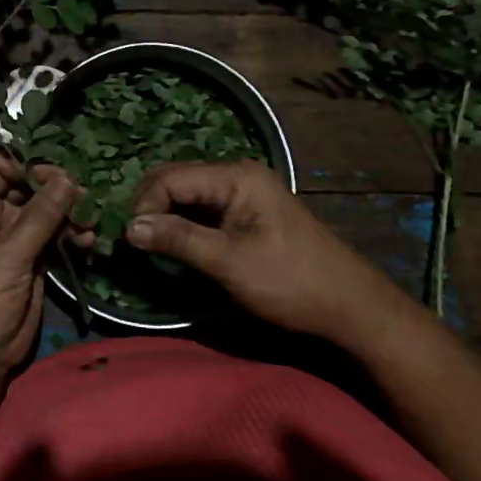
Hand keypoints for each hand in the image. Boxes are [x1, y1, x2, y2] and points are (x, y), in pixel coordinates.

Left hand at [0, 154, 78, 377]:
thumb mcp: (7, 256)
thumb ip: (39, 217)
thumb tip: (68, 179)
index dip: (26, 164)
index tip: (59, 170)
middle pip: (25, 186)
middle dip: (55, 187)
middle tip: (86, 192)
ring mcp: (13, 238)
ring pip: (44, 211)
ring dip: (69, 211)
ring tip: (92, 217)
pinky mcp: (33, 259)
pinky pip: (54, 235)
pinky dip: (72, 233)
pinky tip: (89, 238)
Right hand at [124, 161, 399, 341]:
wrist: (351, 307)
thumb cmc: (290, 282)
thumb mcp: (228, 262)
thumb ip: (177, 240)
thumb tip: (128, 228)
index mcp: (235, 177)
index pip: (170, 178)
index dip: (144, 205)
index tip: (130, 240)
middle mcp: (237, 174)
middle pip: (175, 179)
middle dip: (149, 205)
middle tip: (134, 240)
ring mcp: (243, 191)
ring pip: (185, 193)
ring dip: (163, 214)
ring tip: (148, 243)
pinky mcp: (245, 211)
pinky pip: (201, 207)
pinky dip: (182, 222)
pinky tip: (173, 242)